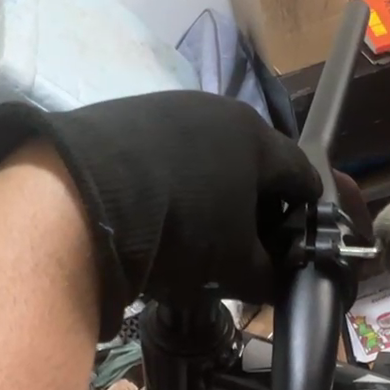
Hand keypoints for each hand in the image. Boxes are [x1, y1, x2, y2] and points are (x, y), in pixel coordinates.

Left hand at [0, 91, 320, 338]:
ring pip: (207, 156)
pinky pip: (165, 155)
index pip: (302, 173)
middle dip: (257, 203)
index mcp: (257, 139)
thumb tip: (279, 281)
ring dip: (213, 192)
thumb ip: (269, 275)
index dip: (307, 210)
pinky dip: (173, 184)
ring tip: (199, 232)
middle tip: (249, 243)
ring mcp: (167, 108)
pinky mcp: (123, 118)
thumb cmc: (182, 232)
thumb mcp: (236, 268)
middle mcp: (217, 110)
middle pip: (253, 161)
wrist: (82, 200)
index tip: (301, 238)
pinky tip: (157, 215)